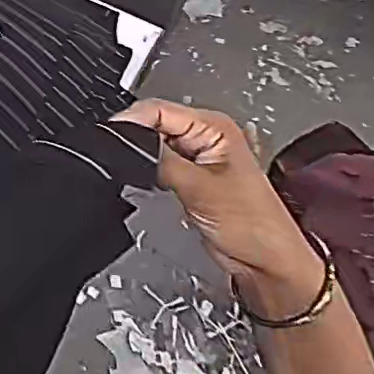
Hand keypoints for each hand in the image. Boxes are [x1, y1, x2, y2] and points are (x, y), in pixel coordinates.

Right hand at [111, 100, 324, 315]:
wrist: (265, 264)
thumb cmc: (254, 227)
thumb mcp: (198, 186)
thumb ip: (158, 160)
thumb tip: (126, 143)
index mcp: (213, 126)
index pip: (156, 109)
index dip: (129, 121)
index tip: (109, 137)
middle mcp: (204, 135)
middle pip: (151, 122)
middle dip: (133, 138)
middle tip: (119, 157)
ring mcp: (195, 155)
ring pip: (150, 143)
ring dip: (140, 155)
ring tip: (137, 171)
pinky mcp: (187, 175)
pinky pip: (155, 162)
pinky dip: (145, 169)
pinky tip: (147, 180)